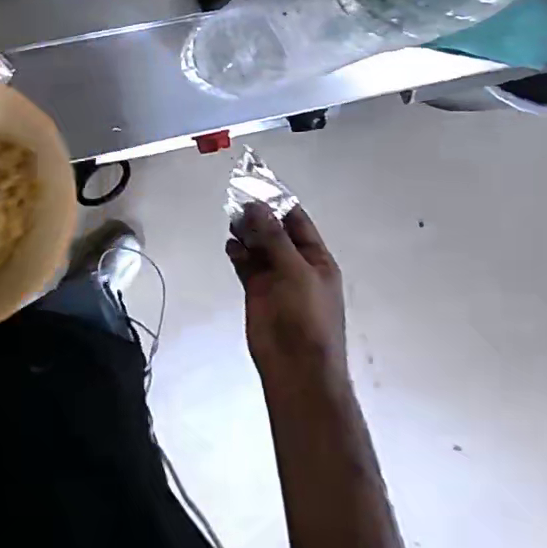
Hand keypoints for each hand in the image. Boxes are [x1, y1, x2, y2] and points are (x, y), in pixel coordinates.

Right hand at [227, 202, 347, 387]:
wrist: (296, 364)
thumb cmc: (306, 316)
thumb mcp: (295, 271)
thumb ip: (273, 238)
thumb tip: (255, 207)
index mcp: (316, 259)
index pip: (296, 220)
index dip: (277, 201)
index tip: (255, 182)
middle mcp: (296, 264)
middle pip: (274, 230)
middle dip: (257, 214)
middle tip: (235, 198)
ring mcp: (275, 277)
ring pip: (257, 245)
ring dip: (245, 232)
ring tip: (230, 220)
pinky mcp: (256, 290)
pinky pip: (245, 264)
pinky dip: (237, 253)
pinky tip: (230, 247)